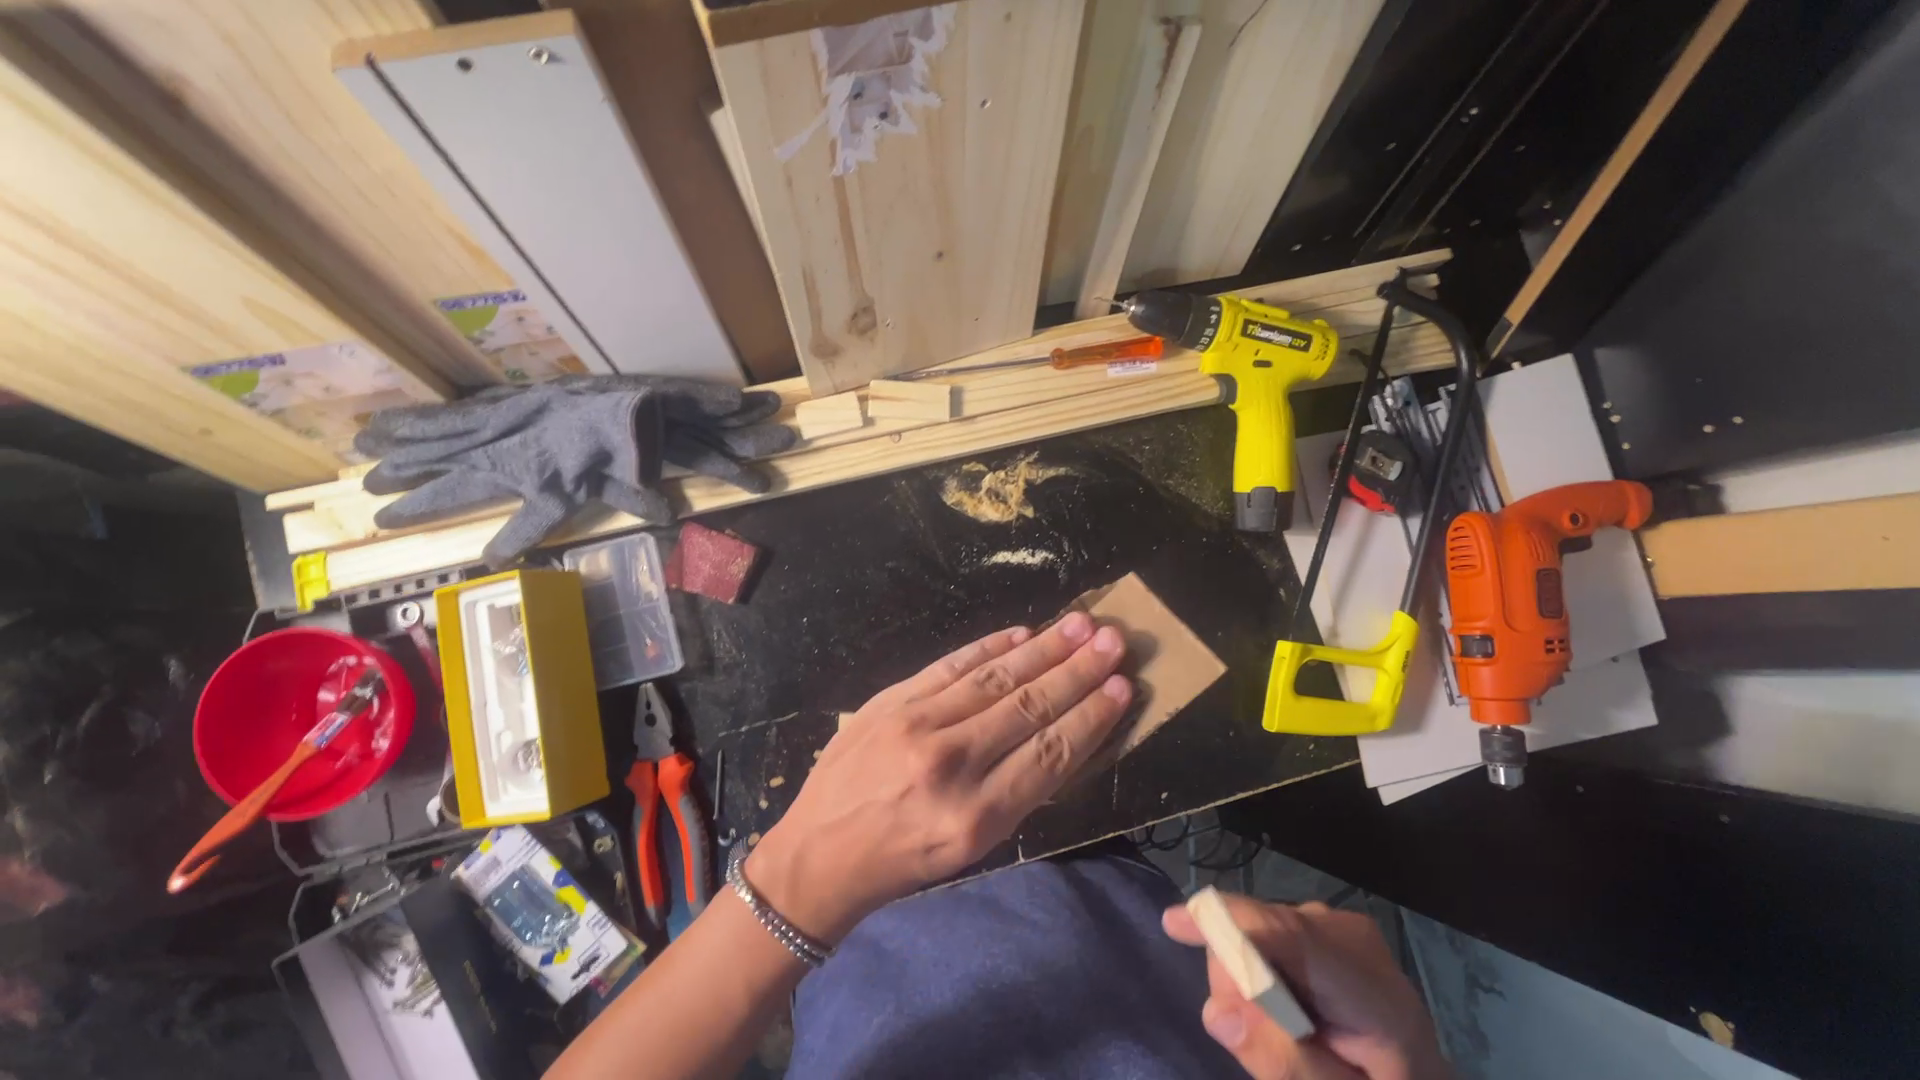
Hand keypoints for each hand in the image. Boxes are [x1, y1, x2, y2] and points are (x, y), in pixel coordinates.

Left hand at [744, 613, 1131, 941]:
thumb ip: (1017, 793)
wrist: (819, 853)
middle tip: (1114, 639)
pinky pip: (950, 665)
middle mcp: (949, 765)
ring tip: (1079, 625)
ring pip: (994, 678)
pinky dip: (988, 646)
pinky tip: (1021, 633)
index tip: (1123, 687)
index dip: (1091, 718)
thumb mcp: (970, 848)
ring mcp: (915, 726)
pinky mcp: (889, 701)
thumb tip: (1063, 735)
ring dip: (1042, 649)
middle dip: (1077, 671)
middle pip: (1028, 707)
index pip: (1049, 754)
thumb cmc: (904, 860)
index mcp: (976, 816)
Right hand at [1163, 894, 1449, 1079]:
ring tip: (1283, 1028)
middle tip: (1255, 1038)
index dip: (1233, 927)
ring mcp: (1339, 926)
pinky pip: (1264, 929)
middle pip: (1260, 931)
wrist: (1418, 1079)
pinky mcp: (1324, 924)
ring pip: (1255, 928)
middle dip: (1235, 978)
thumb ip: (1287, 1065)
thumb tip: (1218, 1012)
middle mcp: (1353, 941)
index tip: (1173, 924)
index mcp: (1375, 994)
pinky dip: (1254, 965)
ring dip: (1246, 977)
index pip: (1293, 939)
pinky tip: (1276, 1002)